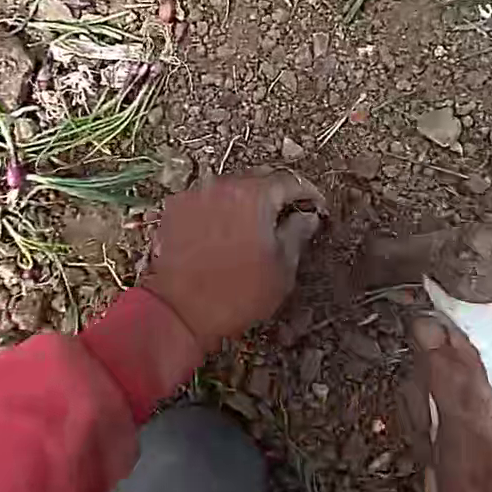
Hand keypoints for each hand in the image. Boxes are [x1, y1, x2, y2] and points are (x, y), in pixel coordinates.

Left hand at [140, 171, 325, 350]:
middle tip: (288, 215)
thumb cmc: (236, 294)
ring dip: (247, 201)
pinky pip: (207, 199)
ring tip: (254, 226)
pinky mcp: (176, 209)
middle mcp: (225, 186)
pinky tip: (225, 231)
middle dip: (277, 194)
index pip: (291, 182)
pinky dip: (221, 208)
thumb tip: (307, 217)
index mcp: (256, 196)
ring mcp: (197, 195)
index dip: (308, 194)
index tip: (315, 206)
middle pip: (260, 179)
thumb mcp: (282, 268)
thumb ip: (298, 233)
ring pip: (232, 187)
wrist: (177, 312)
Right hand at [408, 309, 491, 491]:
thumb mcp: (467, 454)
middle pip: (489, 347)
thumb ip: (451, 384)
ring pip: (487, 377)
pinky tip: (458, 455)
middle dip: (452, 372)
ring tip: (444, 446)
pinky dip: (471, 421)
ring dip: (456, 401)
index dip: (462, 317)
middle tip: (434, 418)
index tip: (430, 343)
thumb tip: (430, 322)